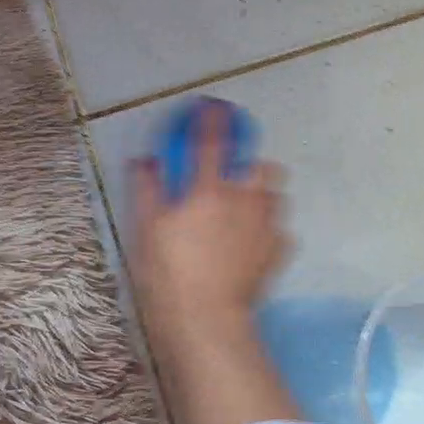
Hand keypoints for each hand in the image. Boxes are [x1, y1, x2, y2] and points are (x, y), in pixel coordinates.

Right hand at [128, 104, 289, 353]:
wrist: (204, 317)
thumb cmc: (167, 273)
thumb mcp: (146, 229)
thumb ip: (148, 189)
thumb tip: (145, 160)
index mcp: (209, 189)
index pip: (211, 141)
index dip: (211, 119)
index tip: (210, 105)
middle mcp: (245, 199)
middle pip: (260, 164)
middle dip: (248, 163)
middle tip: (227, 176)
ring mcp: (267, 225)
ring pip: (273, 194)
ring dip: (259, 193)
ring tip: (239, 210)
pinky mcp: (279, 251)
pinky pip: (277, 228)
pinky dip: (264, 228)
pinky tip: (246, 244)